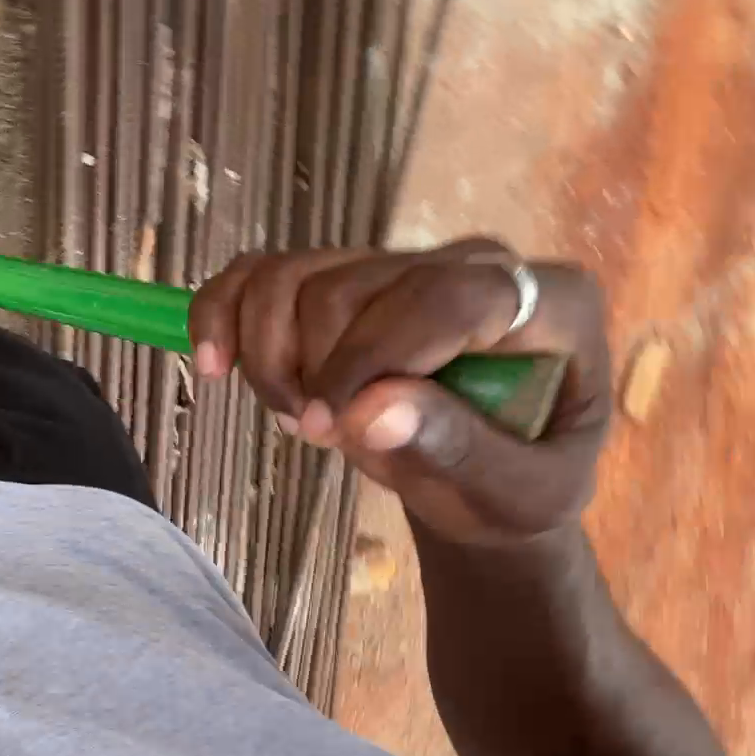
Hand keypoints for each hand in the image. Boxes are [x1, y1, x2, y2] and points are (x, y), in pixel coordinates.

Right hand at [187, 238, 613, 546]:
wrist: (477, 477)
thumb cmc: (508, 486)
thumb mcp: (514, 492)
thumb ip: (458, 449)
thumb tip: (368, 413)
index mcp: (541, 301)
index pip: (439, 295)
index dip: (368, 355)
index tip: (327, 426)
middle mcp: (463, 263)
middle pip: (344, 287)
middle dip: (311, 369)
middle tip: (318, 434)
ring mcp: (390, 264)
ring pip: (286, 275)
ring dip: (265, 353)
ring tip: (289, 410)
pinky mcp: (333, 278)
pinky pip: (254, 273)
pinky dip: (218, 313)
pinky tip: (213, 362)